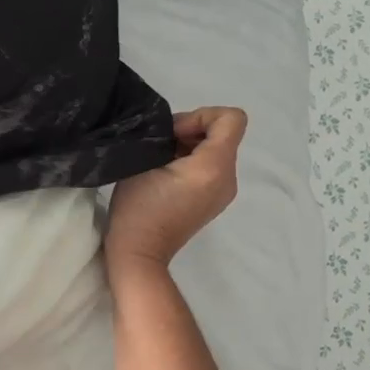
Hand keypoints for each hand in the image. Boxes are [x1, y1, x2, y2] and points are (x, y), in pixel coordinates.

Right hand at [106, 106, 245, 268]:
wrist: (139, 253)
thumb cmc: (137, 208)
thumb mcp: (143, 163)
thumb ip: (163, 139)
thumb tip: (171, 136)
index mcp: (214, 166)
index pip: (232, 118)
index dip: (200, 116)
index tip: (172, 134)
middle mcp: (229, 178)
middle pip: (224, 134)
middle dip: (193, 131)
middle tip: (160, 147)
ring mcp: (224, 192)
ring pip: (217, 152)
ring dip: (191, 148)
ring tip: (160, 163)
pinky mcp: (213, 203)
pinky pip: (212, 170)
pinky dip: (193, 164)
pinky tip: (166, 178)